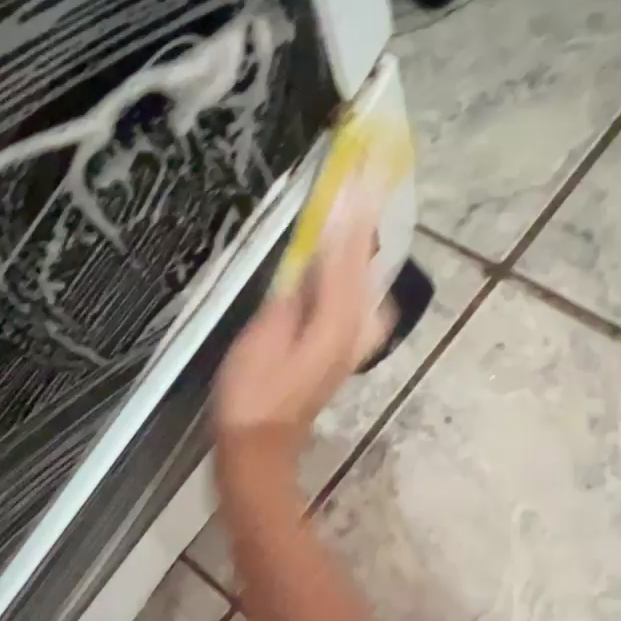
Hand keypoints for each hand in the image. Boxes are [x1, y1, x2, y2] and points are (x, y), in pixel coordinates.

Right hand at [212, 188, 387, 472]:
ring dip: (365, 250)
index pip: (348, 255)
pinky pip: (360, 304)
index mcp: (334, 323)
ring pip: (370, 286)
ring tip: (355, 219)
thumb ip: (289, 299)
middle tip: (364, 182)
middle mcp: (353, 330)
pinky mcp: (341, 354)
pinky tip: (346, 273)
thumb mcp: (261, 342)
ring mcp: (351, 345)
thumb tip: (307, 264)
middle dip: (367, 224)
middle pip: (368, 267)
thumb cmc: (250, 397)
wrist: (258, 449)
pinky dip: (357, 278)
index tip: (361, 172)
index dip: (353, 213)